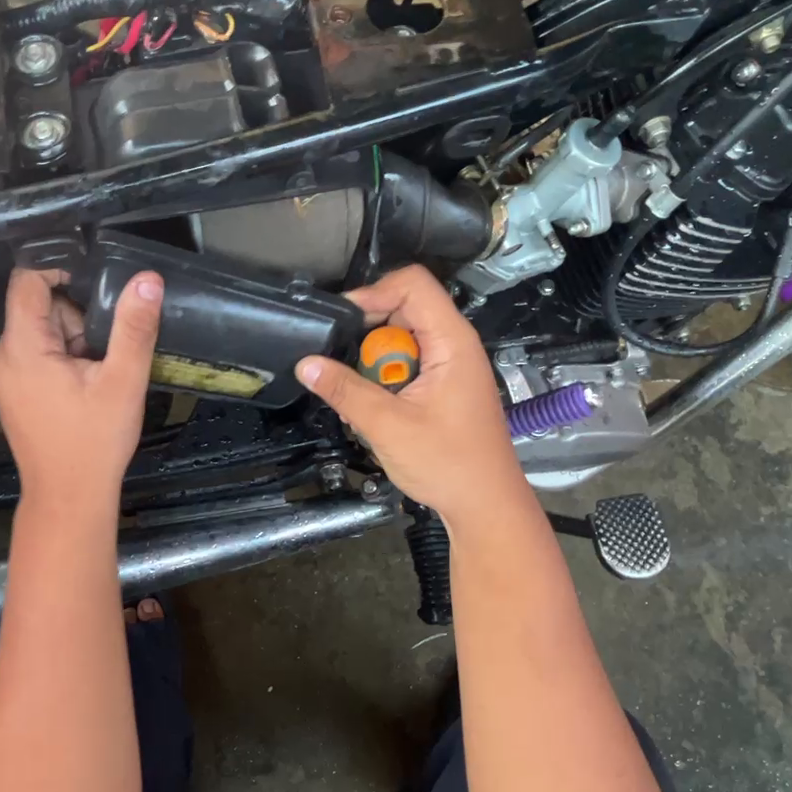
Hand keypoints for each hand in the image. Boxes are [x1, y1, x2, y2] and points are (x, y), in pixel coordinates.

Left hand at [0, 266, 163, 503]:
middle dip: (78, 318)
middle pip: (39, 307)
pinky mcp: (14, 392)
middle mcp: (2, 356)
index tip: (98, 283)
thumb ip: (133, 327)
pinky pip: (39, 356)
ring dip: (75, 342)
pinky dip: (65, 361)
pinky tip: (86, 388)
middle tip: (106, 352)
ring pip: (42, 332)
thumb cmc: (93, 443)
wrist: (68, 498)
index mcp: (21, 347)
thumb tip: (147, 279)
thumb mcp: (123, 382)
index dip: (59, 270)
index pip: (26, 280)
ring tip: (99, 376)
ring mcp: (5, 376)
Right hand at [295, 265, 526, 522]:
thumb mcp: (387, 426)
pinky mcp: (442, 387)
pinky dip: (384, 379)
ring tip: (356, 391)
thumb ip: (345, 391)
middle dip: (367, 333)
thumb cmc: (448, 465)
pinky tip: (373, 407)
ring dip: (373, 362)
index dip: (373, 293)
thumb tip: (306, 364)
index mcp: (451, 342)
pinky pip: (406, 365)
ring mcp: (449, 367)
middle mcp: (454, 345)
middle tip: (341, 362)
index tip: (341, 321)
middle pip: (402, 310)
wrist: (484, 506)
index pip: (412, 285)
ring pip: (400, 340)